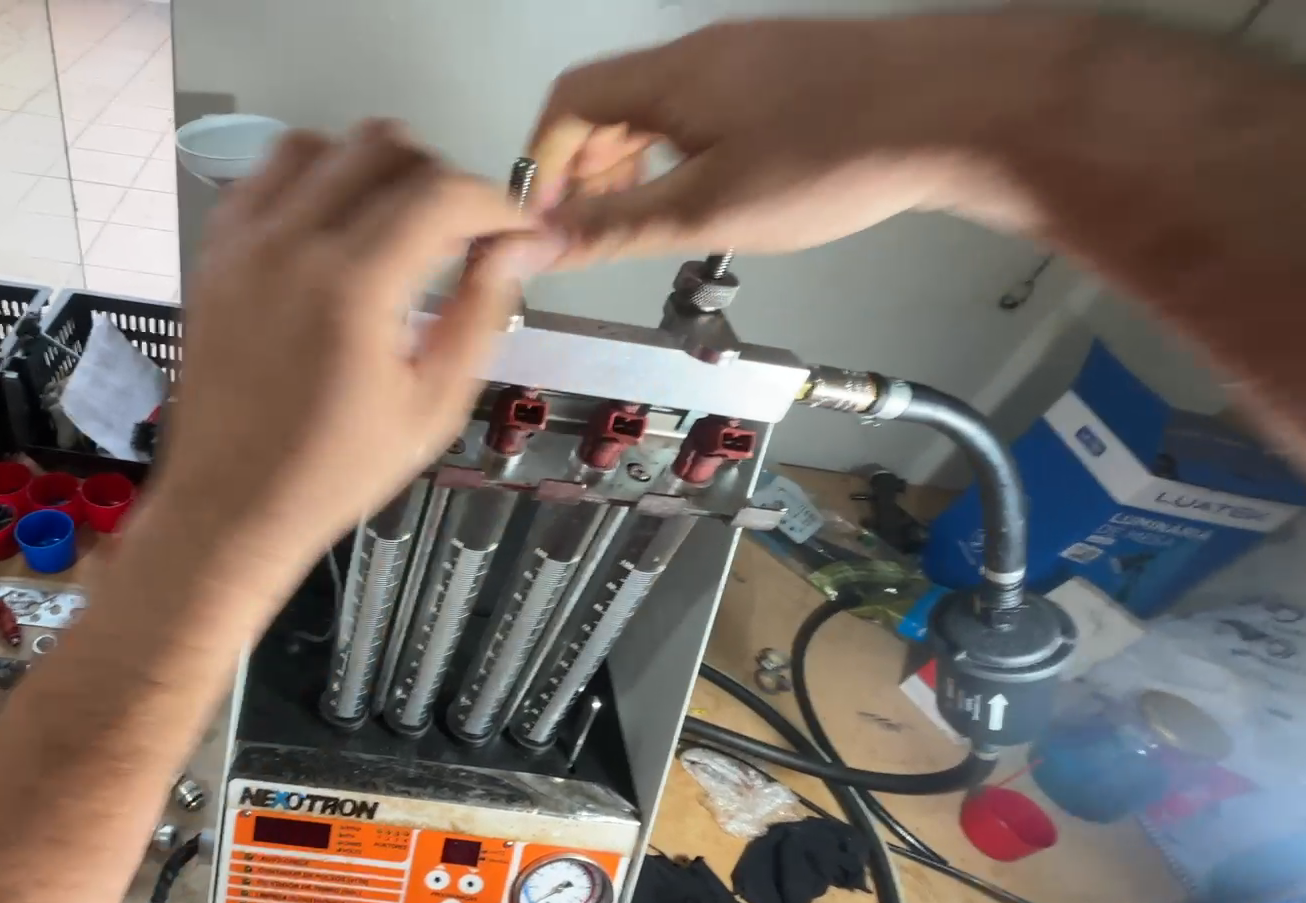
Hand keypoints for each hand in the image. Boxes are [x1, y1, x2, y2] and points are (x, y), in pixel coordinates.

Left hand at [155, 121, 548, 566]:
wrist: (232, 504)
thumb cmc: (337, 472)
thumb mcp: (431, 408)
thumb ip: (480, 315)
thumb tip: (518, 246)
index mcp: (353, 285)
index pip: (442, 194)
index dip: (496, 203)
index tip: (517, 231)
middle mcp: (292, 242)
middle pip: (384, 148)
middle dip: (441, 180)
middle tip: (460, 234)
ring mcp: (243, 242)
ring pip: (321, 145)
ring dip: (372, 168)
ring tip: (395, 224)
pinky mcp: (214, 255)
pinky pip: (265, 178)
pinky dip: (310, 181)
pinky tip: (331, 229)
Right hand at [525, 15, 1077, 261]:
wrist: (972, 107)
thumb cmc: (825, 161)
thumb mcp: (702, 209)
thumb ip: (610, 229)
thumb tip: (531, 246)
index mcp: (671, 78)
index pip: (569, 102)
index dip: (543, 162)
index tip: (546, 223)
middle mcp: (699, 56)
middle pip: (606, 106)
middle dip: (581, 172)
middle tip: (587, 235)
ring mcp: (744, 60)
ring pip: (651, 112)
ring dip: (624, 168)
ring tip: (634, 224)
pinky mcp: (780, 76)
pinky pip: (694, 112)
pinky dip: (669, 155)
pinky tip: (692, 193)